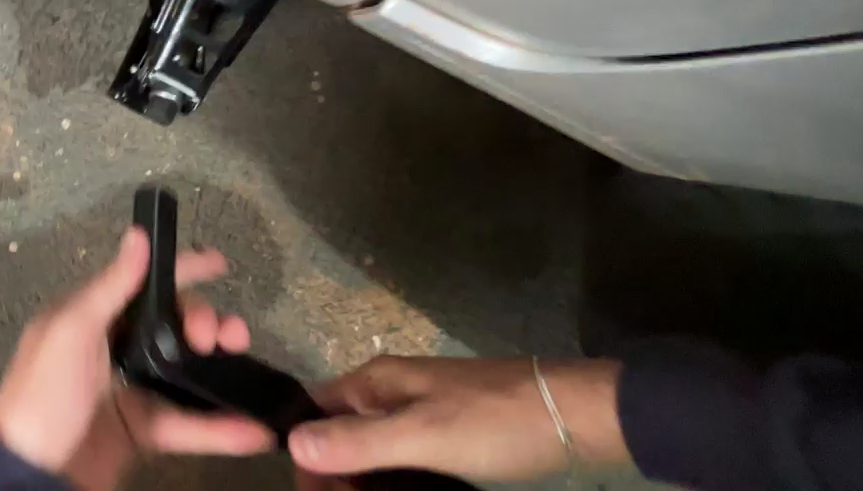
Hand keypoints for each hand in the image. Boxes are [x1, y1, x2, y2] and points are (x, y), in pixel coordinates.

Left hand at [0, 227, 273, 488]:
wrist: (30, 477)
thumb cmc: (44, 394)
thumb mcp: (71, 332)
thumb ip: (110, 286)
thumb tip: (138, 233)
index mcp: (94, 314)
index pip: (144, 280)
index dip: (181, 267)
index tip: (219, 263)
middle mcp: (116, 344)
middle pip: (173, 321)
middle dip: (203, 318)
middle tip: (217, 336)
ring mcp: (132, 387)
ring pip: (187, 366)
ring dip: (220, 360)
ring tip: (243, 356)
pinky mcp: (143, 430)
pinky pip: (188, 422)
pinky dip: (220, 427)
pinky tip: (254, 427)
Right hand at [288, 356, 628, 486]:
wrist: (570, 414)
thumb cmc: (491, 422)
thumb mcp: (423, 438)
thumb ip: (359, 442)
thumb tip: (291, 445)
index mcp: (374, 382)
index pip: (316, 411)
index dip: (306, 451)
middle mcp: (388, 390)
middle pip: (340, 429)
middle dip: (335, 472)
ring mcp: (419, 409)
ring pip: (371, 446)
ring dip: (362, 479)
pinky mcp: (446, 430)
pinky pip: (401, 456)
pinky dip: (392, 480)